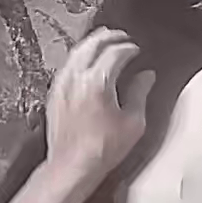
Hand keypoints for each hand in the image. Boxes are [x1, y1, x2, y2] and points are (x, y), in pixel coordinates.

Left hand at [43, 28, 155, 187]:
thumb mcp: (134, 123)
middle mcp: (76, 78)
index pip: (116, 53)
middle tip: (120, 36)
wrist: (72, 166)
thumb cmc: (102, 149)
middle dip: (108, 37)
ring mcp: (62, 85)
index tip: (137, 50)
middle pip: (92, 45)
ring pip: (76, 52)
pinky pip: (67, 65)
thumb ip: (140, 94)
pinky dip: (79, 57)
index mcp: (98, 82)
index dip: (129, 48)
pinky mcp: (55, 94)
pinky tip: (86, 62)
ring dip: (92, 44)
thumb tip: (146, 77)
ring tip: (103, 42)